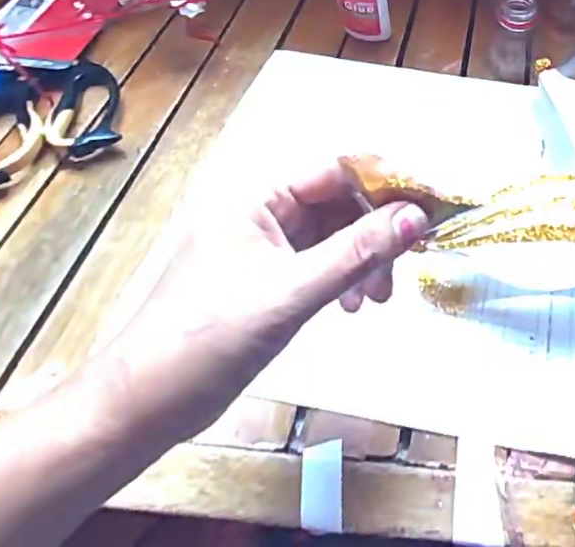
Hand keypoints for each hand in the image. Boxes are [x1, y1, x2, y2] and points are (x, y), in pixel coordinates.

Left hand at [96, 166, 427, 440]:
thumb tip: (413, 216)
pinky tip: (350, 306)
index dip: (383, 185)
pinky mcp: (266, 279)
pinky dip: (341, 280)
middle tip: (404, 265)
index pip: (334, 172)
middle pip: (336, 205)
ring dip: (360, 261)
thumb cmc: (209, 337)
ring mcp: (263, 247)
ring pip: (330, 237)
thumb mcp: (291, 292)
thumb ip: (355, 253)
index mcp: (257, 197)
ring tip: (374, 299)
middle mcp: (262, 213)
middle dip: (374, 232)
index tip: (426, 207)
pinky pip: (317, 264)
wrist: (148, 402)